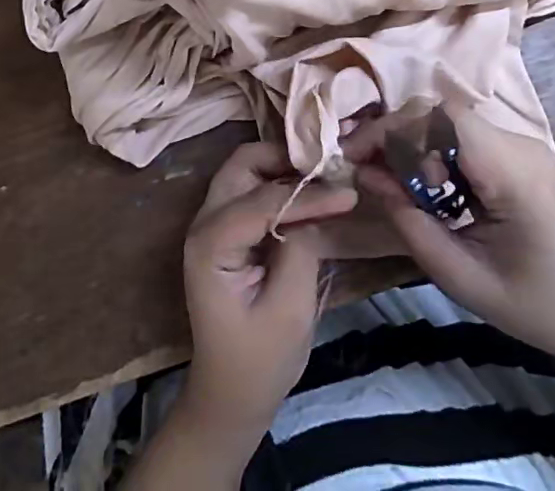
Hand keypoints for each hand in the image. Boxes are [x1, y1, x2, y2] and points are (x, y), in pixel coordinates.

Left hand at [181, 142, 357, 429]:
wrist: (230, 394)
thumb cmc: (259, 360)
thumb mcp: (289, 310)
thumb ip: (302, 249)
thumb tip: (318, 206)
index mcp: (211, 245)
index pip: (263, 199)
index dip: (309, 194)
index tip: (350, 194)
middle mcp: (204, 223)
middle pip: (243, 164)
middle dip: (287, 160)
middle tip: (331, 173)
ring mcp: (212, 224)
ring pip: (246, 170)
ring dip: (284, 167)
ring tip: (326, 180)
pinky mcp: (227, 231)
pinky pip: (252, 189)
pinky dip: (281, 183)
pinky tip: (312, 195)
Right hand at [349, 109, 554, 361]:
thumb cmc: (535, 305)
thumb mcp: (462, 277)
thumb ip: (410, 221)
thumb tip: (365, 173)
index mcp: (515, 174)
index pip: (442, 120)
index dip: (392, 129)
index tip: (354, 157)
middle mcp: (520, 144)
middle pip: (441, 114)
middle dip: (394, 136)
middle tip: (364, 171)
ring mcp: (522, 145)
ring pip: (447, 122)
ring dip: (411, 145)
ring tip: (389, 182)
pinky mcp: (516, 153)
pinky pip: (463, 138)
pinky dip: (432, 154)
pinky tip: (423, 188)